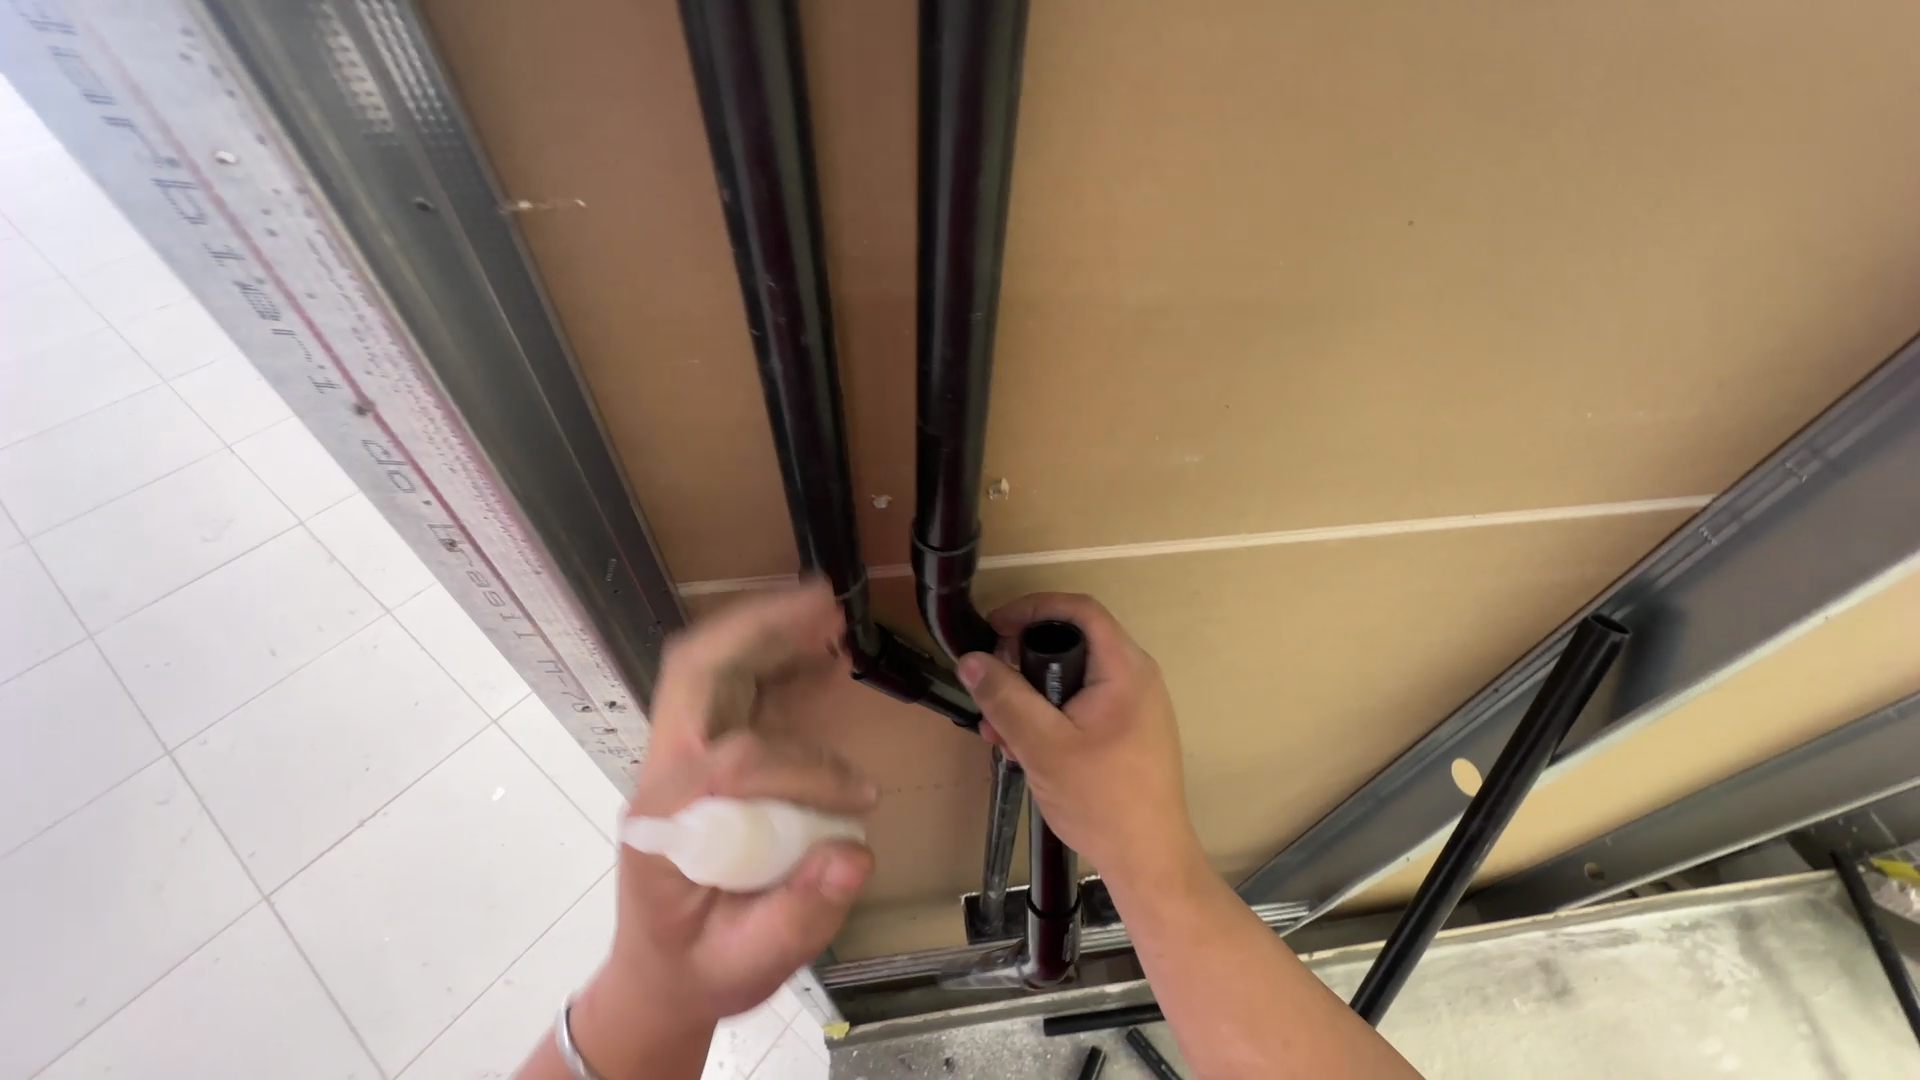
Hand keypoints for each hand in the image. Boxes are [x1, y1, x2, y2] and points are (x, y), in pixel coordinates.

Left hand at [570, 584, 875, 1073]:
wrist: (665, 964)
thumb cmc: (701, 962)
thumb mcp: (749, 962)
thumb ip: (800, 916)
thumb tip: (856, 854)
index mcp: (664, 824)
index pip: (728, 761)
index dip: (802, 768)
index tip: (860, 798)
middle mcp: (665, 771)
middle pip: (697, 672)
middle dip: (759, 629)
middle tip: (823, 604)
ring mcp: (684, 752)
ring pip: (715, 664)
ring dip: (771, 628)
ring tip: (828, 609)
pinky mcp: (711, 746)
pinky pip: (741, 684)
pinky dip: (781, 655)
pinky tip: (822, 649)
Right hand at [955, 592, 1199, 890]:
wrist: (1148, 861)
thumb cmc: (1102, 799)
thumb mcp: (1042, 745)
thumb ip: (1004, 698)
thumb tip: (970, 659)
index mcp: (1125, 669)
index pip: (1079, 610)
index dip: (1032, 607)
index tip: (994, 627)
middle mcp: (1135, 677)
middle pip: (1072, 643)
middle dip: (1023, 662)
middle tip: (990, 684)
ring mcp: (1133, 706)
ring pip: (1071, 679)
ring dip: (1029, 697)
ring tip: (997, 730)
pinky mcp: (1125, 731)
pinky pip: (1080, 705)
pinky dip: (1048, 717)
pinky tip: (1020, 748)